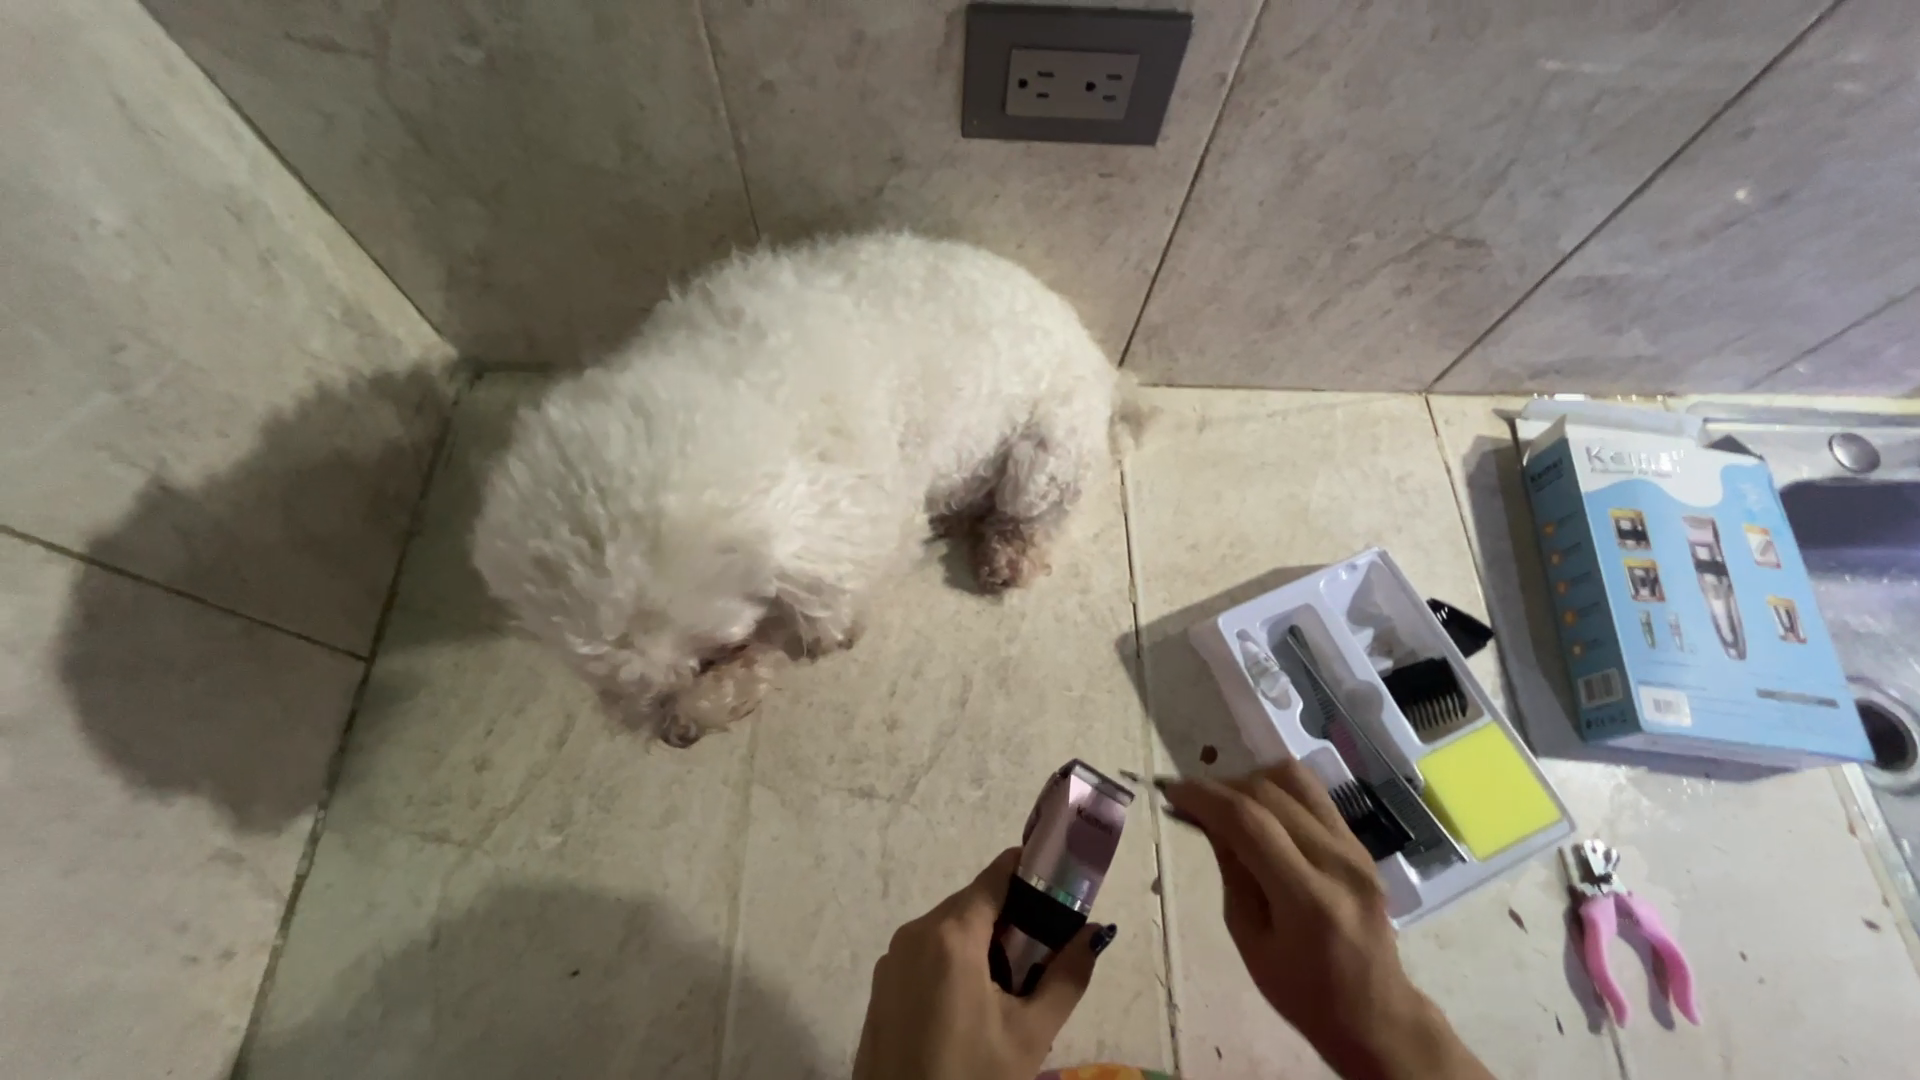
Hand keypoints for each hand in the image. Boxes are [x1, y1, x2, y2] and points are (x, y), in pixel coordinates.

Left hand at [852, 847, 1115, 1079]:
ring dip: (984, 944)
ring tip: (1011, 993)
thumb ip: (1067, 976)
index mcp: (952, 933)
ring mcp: (893, 958)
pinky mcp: (882, 984)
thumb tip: (1095, 933)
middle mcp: (916, 931)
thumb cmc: (969, 1078)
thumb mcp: (1029, 1035)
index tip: (1061, 883)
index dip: (1031, 873)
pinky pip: (927, 953)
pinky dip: (954, 963)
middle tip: (1043, 958)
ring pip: (951, 929)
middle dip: (1012, 921)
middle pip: (975, 904)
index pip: (998, 875)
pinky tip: (972, 1009)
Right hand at [1161, 762, 1492, 1079]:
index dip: (1205, 797)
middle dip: (1221, 786)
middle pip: (1269, 793)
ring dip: (1250, 780)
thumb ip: (1231, 871)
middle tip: (1191, 798)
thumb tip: (1206, 819)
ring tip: (1226, 801)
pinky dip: (1275, 791)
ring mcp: (1355, 848)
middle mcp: (1338, 862)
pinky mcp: (1360, 843)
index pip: (1249, 822)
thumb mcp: (1249, 939)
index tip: (1172, 790)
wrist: (1376, 1012)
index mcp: (1308, 899)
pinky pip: (1311, 795)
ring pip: (1294, 779)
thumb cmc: (1303, 991)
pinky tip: (1256, 809)